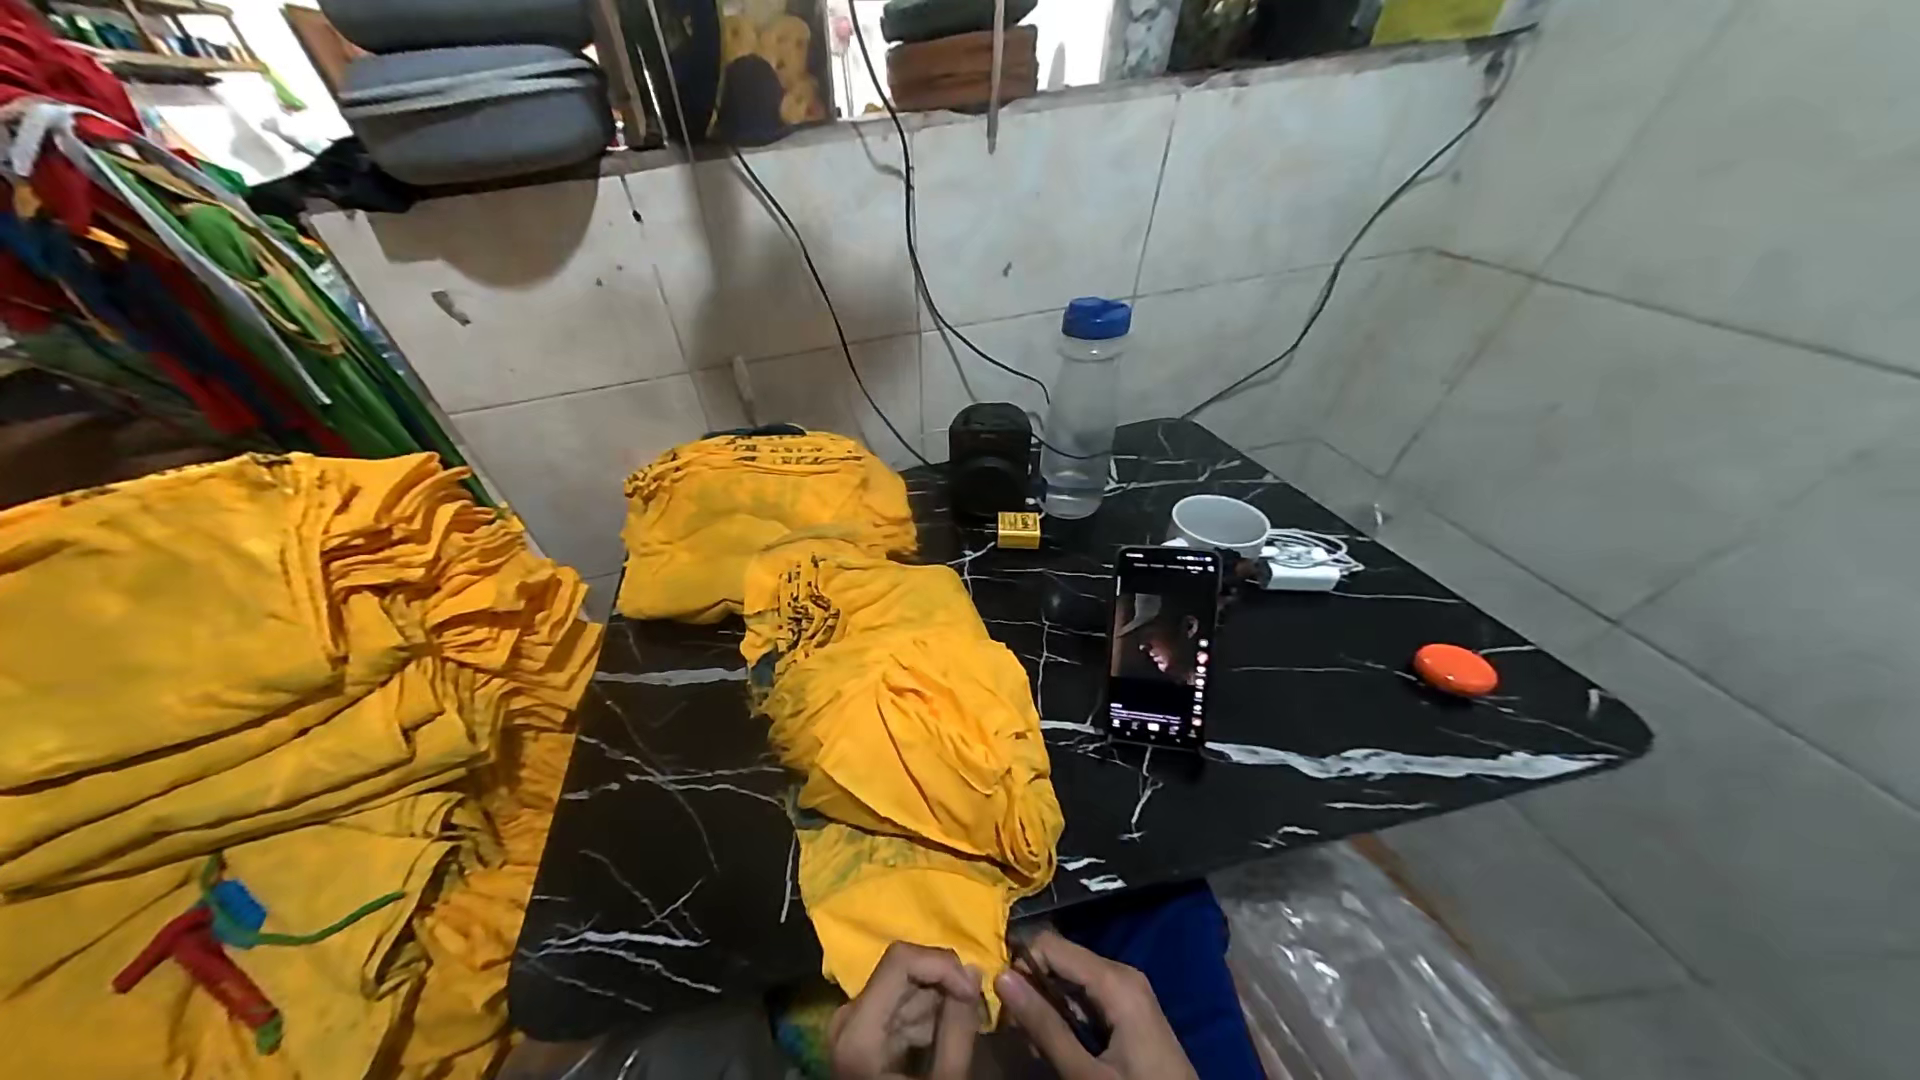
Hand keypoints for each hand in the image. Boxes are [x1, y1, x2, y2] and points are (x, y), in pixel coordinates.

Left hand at [829, 942, 982, 1079]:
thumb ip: (959, 1027)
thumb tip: (972, 969)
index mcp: (857, 1029)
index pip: (901, 959)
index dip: (942, 964)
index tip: (973, 990)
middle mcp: (846, 1017)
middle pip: (903, 970)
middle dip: (945, 984)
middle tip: (975, 1012)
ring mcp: (850, 1024)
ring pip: (904, 985)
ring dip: (939, 999)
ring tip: (963, 1030)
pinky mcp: (859, 1033)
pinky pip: (899, 1005)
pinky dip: (926, 1015)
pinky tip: (942, 1041)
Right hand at [995, 931, 1197, 1079]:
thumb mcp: (1086, 1077)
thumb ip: (1044, 1026)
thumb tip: (1001, 977)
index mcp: (1114, 980)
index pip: (1050, 944)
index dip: (1020, 964)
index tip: (1000, 1000)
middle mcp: (1121, 973)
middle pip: (1060, 960)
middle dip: (1033, 989)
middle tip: (1019, 1033)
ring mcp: (1128, 990)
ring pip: (1070, 980)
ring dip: (1047, 1007)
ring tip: (1037, 1048)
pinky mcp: (1129, 1009)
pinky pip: (1087, 997)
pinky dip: (1067, 1017)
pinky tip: (1059, 1048)